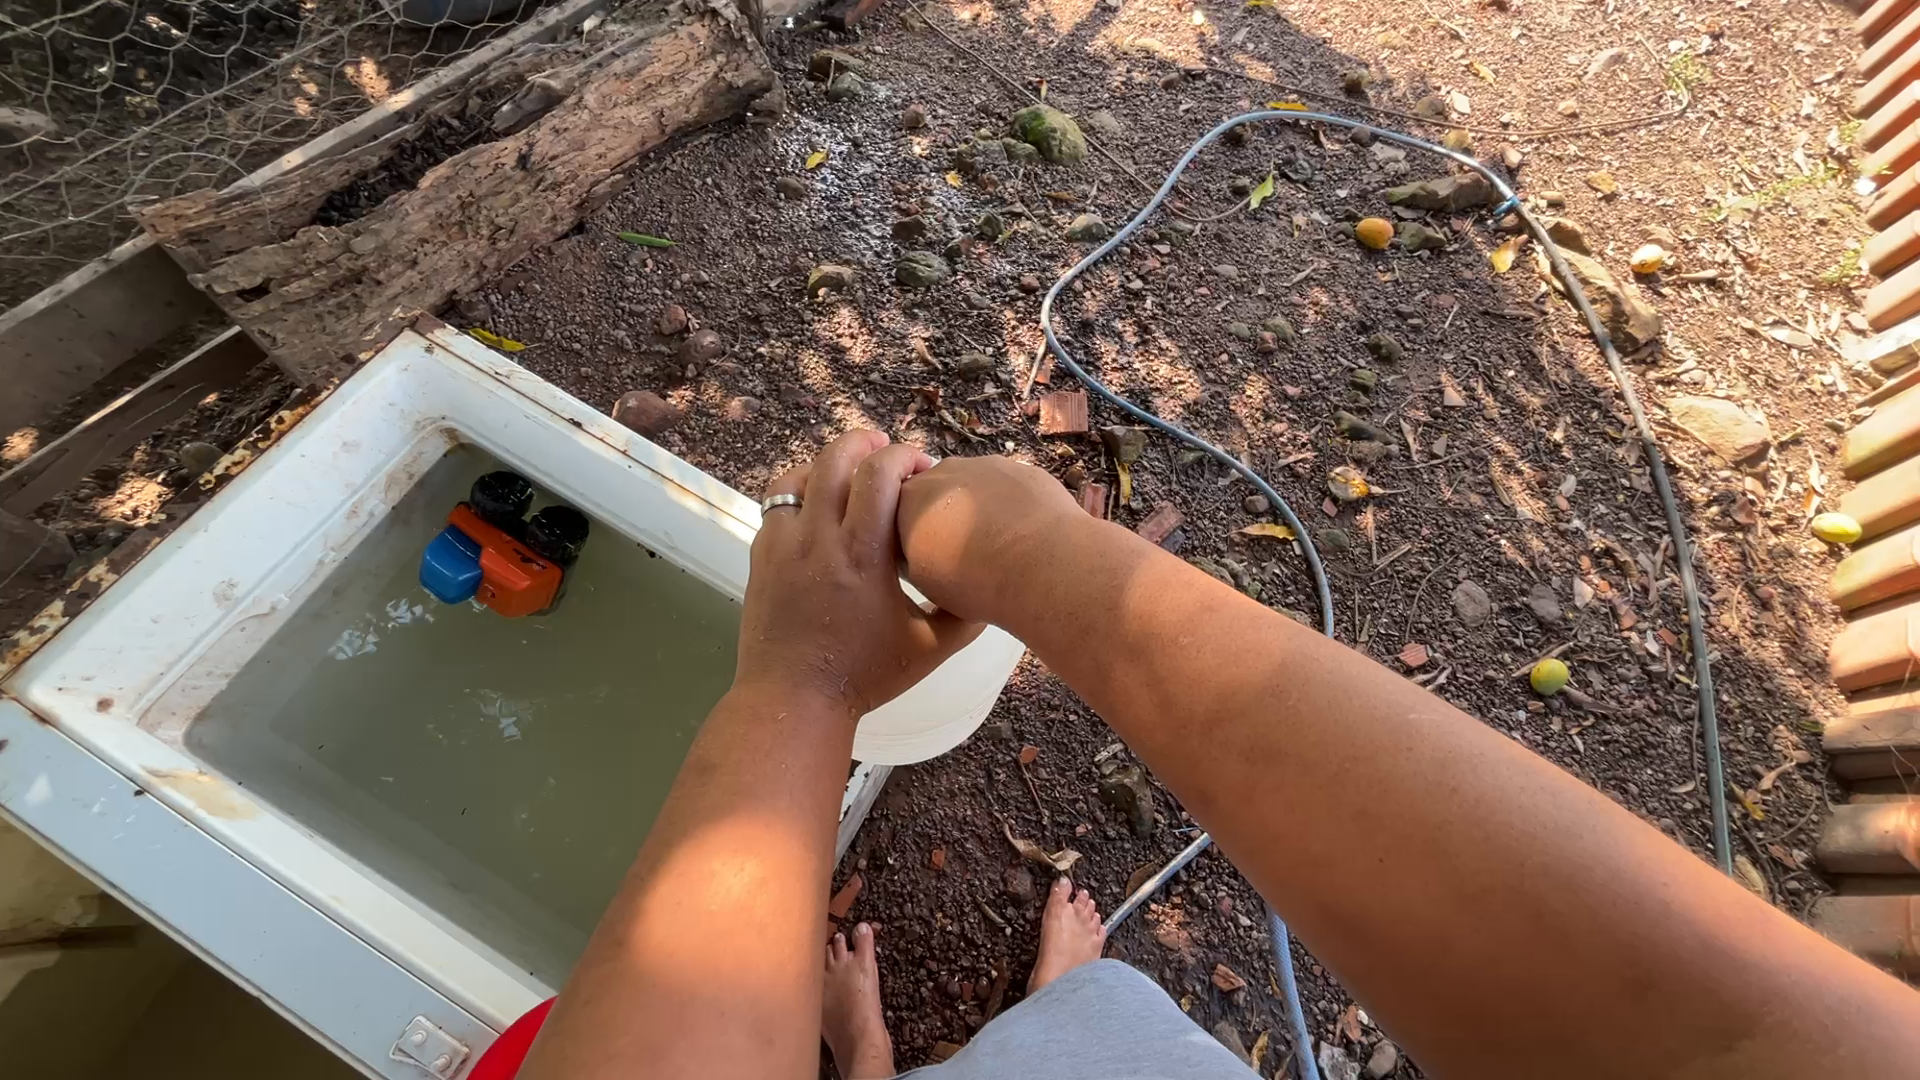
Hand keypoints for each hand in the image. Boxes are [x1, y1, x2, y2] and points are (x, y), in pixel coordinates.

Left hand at [736, 430, 983, 718]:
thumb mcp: (931, 648)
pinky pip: (776, 502)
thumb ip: (965, 613)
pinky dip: (799, 489)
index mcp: (863, 554)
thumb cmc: (866, 675)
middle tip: (885, 450)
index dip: (904, 455)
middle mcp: (819, 537)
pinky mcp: (761, 555)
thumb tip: (991, 586)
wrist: (794, 701)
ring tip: (849, 472)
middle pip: (835, 458)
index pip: (880, 474)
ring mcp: (783, 544)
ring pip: (798, 473)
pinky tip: (816, 505)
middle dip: (864, 442)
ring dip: (827, 462)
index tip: (921, 467)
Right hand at [895, 454, 1086, 624]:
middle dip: (945, 514)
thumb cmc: (973, 581)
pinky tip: (1026, 534)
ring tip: (1001, 544)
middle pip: (936, 491)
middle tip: (964, 550)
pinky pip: (1009, 486)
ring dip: (979, 508)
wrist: (1040, 564)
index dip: (911, 531)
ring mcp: (987, 465)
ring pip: (975, 485)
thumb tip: (921, 547)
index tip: (928, 555)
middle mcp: (943, 472)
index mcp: (909, 499)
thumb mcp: (923, 581)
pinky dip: (1012, 505)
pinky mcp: (1024, 468)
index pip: (897, 508)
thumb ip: (911, 553)